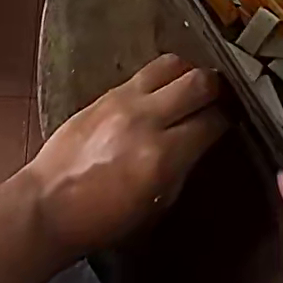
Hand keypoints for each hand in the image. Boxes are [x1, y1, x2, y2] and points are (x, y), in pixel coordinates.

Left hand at [20, 54, 227, 258]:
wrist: (48, 203)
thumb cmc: (105, 218)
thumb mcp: (157, 203)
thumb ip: (184, 165)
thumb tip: (203, 138)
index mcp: (162, 156)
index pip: (211, 121)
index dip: (229, 119)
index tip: (234, 119)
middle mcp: (147, 119)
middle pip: (198, 82)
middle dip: (217, 87)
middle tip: (221, 95)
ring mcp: (125, 100)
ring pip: (173, 64)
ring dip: (189, 73)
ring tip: (192, 85)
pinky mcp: (108, 91)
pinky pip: (146, 72)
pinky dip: (163, 78)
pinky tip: (164, 90)